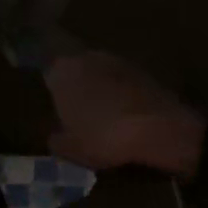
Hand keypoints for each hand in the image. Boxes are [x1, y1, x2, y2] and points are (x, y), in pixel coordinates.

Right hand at [42, 51, 205, 176]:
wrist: (160, 128)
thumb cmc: (104, 137)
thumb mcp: (71, 150)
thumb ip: (56, 141)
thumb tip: (55, 136)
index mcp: (63, 71)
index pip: (47, 74)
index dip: (50, 94)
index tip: (53, 111)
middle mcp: (87, 57)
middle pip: (75, 71)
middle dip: (75, 90)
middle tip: (76, 116)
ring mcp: (118, 61)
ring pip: (99, 76)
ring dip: (99, 91)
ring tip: (101, 119)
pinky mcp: (143, 70)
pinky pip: (122, 84)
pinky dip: (121, 96)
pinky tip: (124, 117)